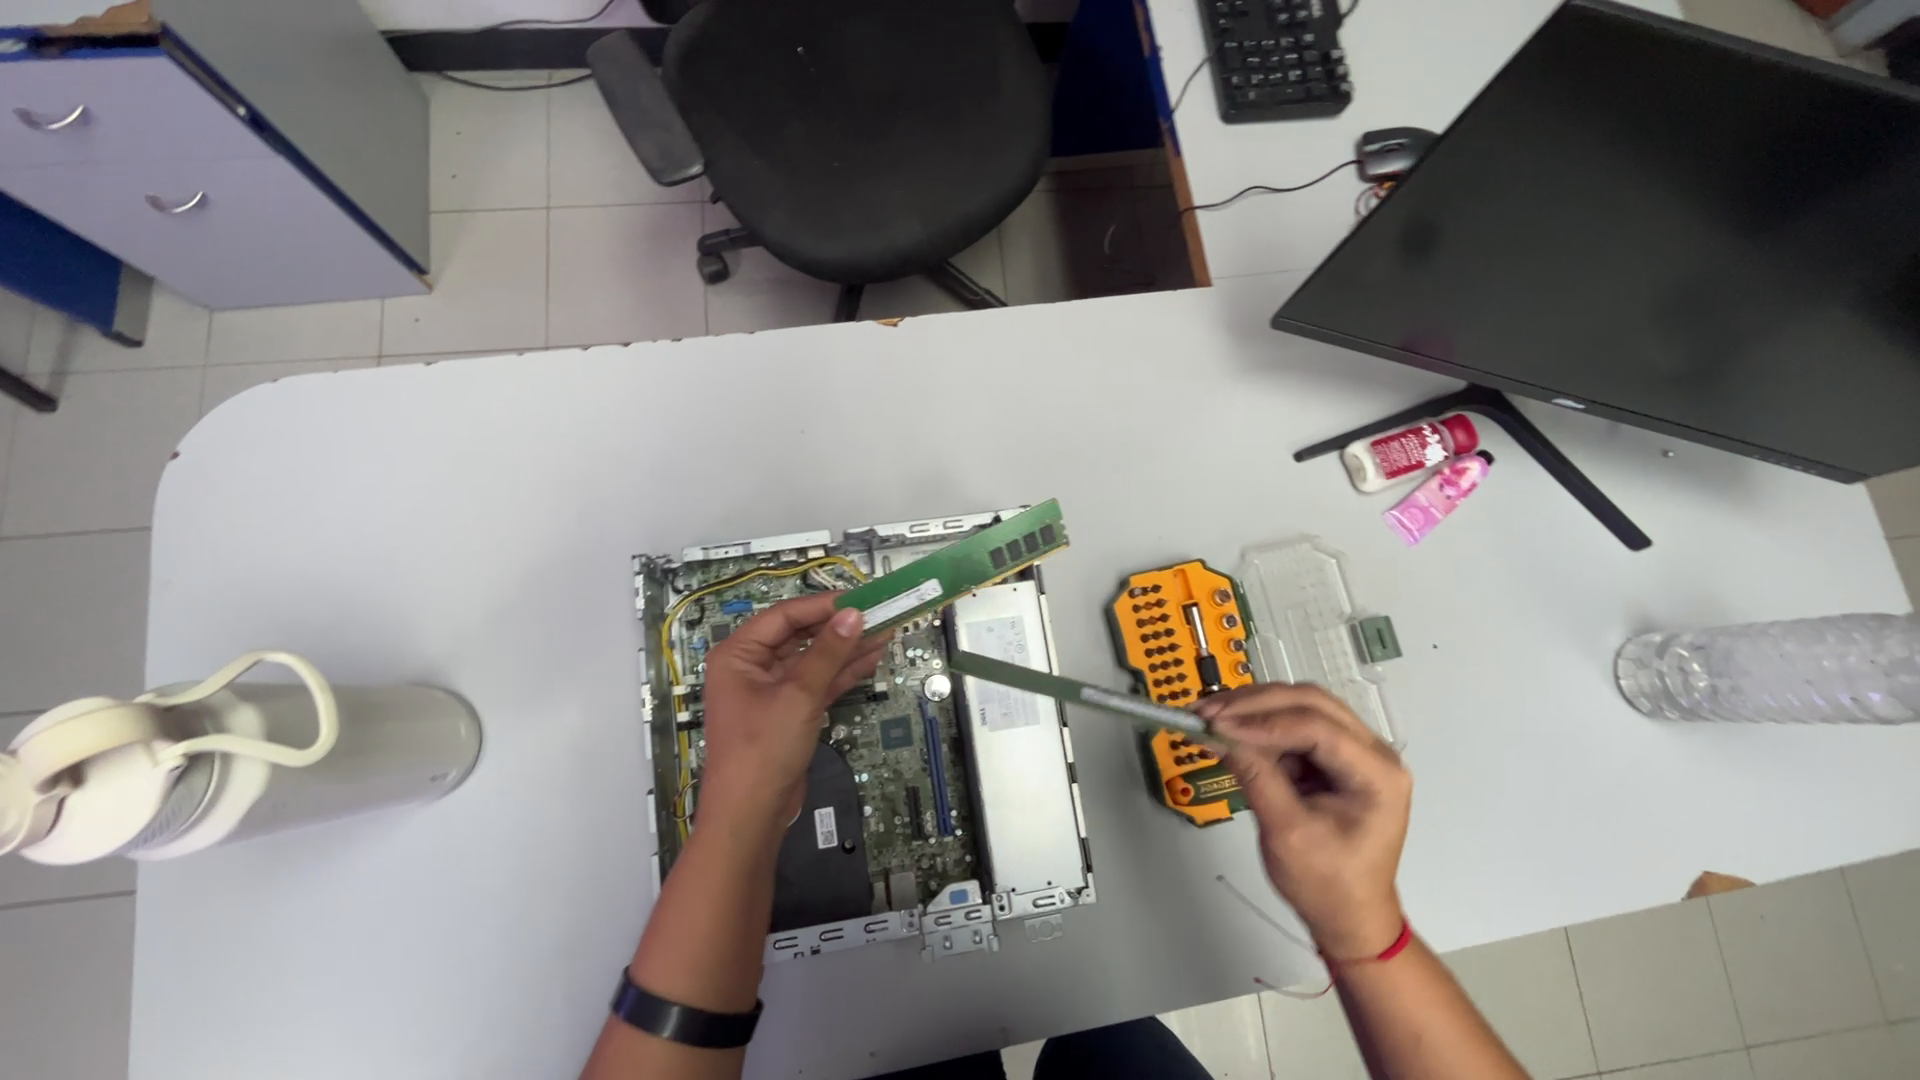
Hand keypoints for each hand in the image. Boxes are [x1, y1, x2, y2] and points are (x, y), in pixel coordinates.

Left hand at [695, 593, 889, 835]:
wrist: (752, 814)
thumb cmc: (763, 749)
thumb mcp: (798, 695)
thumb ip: (828, 652)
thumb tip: (854, 614)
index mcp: (739, 654)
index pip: (784, 616)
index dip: (823, 606)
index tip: (860, 599)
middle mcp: (752, 667)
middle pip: (800, 635)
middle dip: (839, 626)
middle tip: (879, 613)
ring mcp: (772, 690)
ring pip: (814, 659)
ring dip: (847, 648)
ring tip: (886, 631)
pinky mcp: (790, 711)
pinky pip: (818, 682)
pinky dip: (842, 672)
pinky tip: (871, 658)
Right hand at [1197, 683, 1411, 958]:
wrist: (1348, 917)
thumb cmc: (1327, 885)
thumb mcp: (1287, 833)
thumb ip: (1256, 777)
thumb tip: (1218, 735)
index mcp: (1378, 774)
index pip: (1317, 727)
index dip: (1263, 721)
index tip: (1217, 726)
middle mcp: (1373, 752)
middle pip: (1311, 703)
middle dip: (1255, 703)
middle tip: (1207, 712)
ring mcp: (1352, 751)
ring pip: (1300, 706)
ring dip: (1253, 709)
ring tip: (1210, 718)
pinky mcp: (1329, 758)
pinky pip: (1291, 726)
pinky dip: (1258, 726)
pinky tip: (1229, 732)